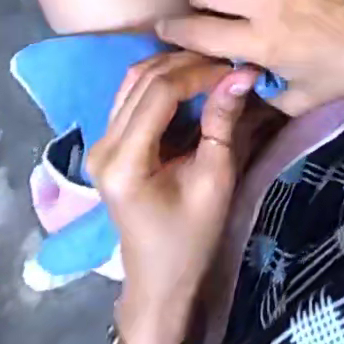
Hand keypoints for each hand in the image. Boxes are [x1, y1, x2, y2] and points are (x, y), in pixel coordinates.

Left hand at [89, 51, 258, 343]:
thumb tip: (243, 72)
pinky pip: (133, 93)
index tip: (235, 69)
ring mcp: (100, 141)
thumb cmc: (191, 238)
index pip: (159, 91)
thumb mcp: (215, 179)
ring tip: (213, 69)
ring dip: (175, 66)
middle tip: (229, 65)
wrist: (160, 280)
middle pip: (144, 78)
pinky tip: (192, 81)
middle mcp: (103, 144)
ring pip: (135, 79)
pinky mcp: (109, 140)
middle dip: (189, 63)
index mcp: (124, 162)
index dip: (199, 72)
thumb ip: (222, 122)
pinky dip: (163, 80)